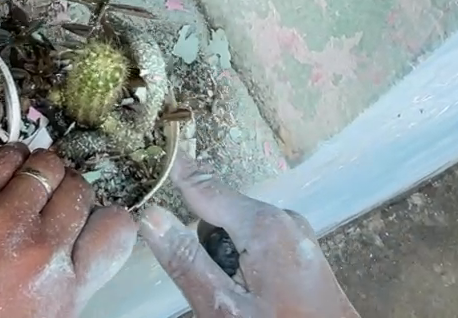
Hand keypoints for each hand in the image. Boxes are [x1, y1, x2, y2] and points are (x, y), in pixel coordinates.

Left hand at [0, 145, 136, 317]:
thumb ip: (57, 286)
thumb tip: (75, 248)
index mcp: (61, 294)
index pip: (116, 233)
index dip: (108, 218)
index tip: (92, 215)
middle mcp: (39, 252)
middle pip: (79, 191)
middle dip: (68, 189)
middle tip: (49, 196)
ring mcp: (1, 218)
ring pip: (47, 165)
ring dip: (40, 168)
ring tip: (25, 179)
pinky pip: (6, 154)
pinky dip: (9, 156)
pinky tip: (0, 169)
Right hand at [138, 158, 359, 317]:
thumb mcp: (226, 312)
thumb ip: (187, 262)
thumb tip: (150, 214)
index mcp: (265, 224)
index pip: (204, 186)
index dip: (176, 175)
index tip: (153, 155)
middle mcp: (285, 220)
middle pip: (221, 214)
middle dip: (206, 245)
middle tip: (213, 291)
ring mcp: (299, 238)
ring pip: (239, 232)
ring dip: (227, 261)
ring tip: (237, 305)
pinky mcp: (306, 258)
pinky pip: (260, 246)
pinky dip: (246, 267)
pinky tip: (253, 303)